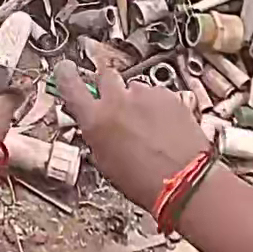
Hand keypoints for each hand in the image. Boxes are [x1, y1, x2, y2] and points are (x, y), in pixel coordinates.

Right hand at [54, 58, 208, 209]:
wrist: (186, 182)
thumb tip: (95, 124)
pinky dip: (158, 106)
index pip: (70, 85)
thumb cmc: (145, 183)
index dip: (66, 74)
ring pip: (134, 87)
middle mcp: (117, 100)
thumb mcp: (106, 162)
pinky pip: (156, 93)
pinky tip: (164, 127)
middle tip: (117, 106)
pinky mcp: (167, 94)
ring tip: (147, 126)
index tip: (66, 69)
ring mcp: (143, 94)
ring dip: (136, 100)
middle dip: (109, 87)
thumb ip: (97, 134)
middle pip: (105, 76)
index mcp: (95, 119)